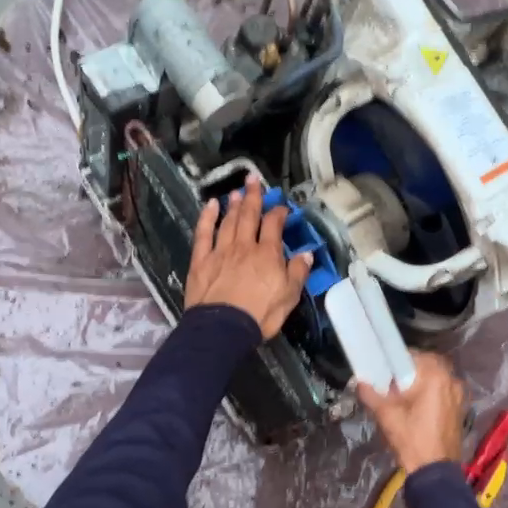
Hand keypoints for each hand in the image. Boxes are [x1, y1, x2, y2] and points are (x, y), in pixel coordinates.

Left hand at [184, 175, 313, 338]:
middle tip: (253, 180)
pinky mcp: (201, 260)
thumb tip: (306, 253)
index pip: (274, 225)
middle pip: (249, 215)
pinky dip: (207, 217)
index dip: (279, 213)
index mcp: (268, 254)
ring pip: (228, 221)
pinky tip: (210, 206)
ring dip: (233, 205)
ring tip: (237, 191)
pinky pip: (203, 233)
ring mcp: (220, 251)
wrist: (223, 328)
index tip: (282, 207)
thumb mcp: (289, 297)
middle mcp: (244, 246)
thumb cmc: (260, 315)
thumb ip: (298, 273)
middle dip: (253, 196)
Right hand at [356, 351, 465, 473]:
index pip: (412, 355)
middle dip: (409, 371)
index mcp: (435, 376)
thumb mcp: (386, 415)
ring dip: (420, 382)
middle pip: (426, 365)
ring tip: (403, 396)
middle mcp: (451, 380)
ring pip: (436, 378)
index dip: (395, 361)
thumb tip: (360, 382)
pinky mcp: (460, 408)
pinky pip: (443, 391)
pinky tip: (417, 408)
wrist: (434, 471)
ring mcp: (459, 394)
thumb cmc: (411, 439)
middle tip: (392, 384)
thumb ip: (371, 393)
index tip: (383, 371)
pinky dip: (430, 393)